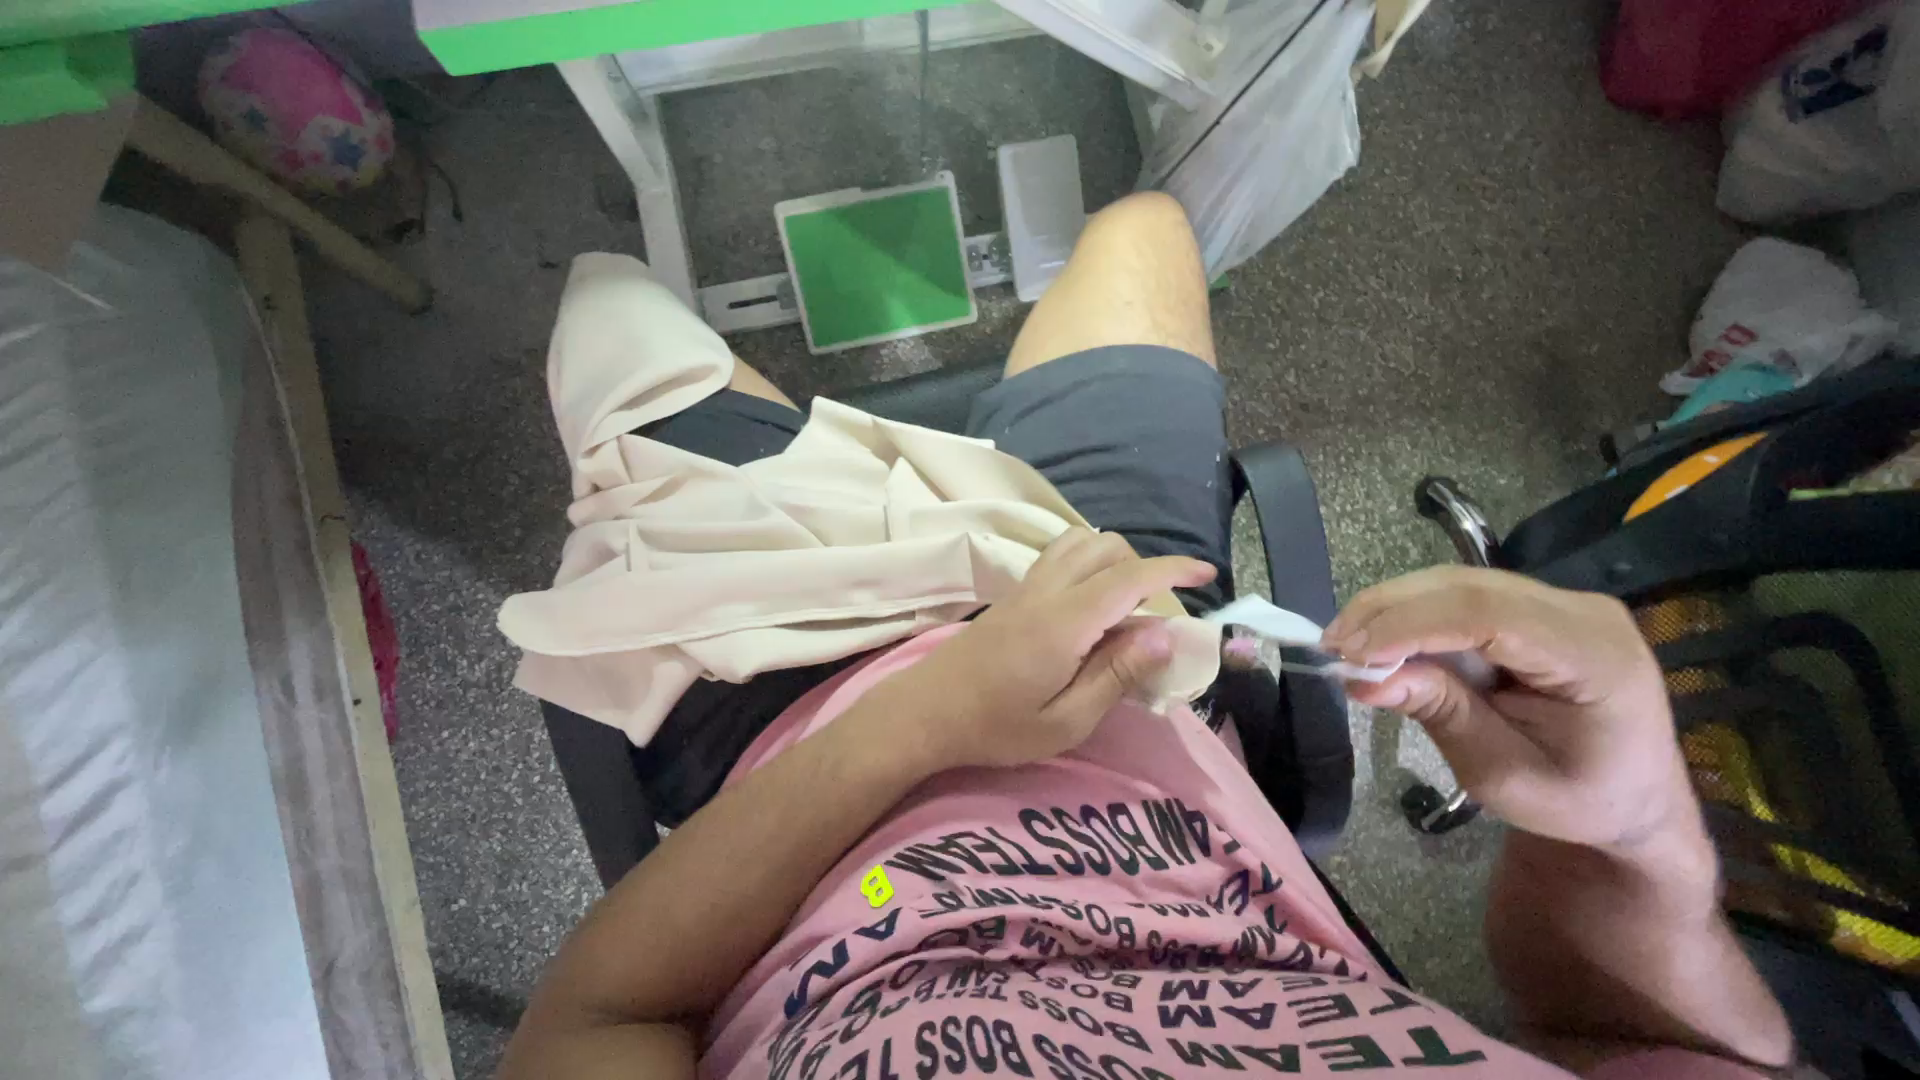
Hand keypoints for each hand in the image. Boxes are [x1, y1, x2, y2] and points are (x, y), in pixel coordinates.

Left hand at [874, 528, 1215, 770]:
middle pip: (1105, 547)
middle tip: (1157, 615)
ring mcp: (1024, 587)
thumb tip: (1164, 635)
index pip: (1129, 578)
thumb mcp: (1067, 721)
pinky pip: (1059, 557)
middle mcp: (1046, 591)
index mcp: (1064, 621)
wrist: (925, 713)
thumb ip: (1117, 675)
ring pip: (1079, 543)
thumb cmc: (997, 728)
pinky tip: (1090, 606)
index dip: (1173, 570)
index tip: (1208, 574)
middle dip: (1144, 566)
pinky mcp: (1012, 595)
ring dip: (1114, 560)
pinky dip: (1088, 564)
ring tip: (1126, 606)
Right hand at [1325, 567, 1698, 851]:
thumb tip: (1365, 680)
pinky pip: (1458, 594)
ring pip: (1454, 581)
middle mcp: (1581, 612)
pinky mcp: (1533, 605)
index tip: (1350, 653)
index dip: (1411, 625)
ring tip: (1344, 643)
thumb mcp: (1504, 774)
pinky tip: (1377, 637)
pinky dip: (1409, 613)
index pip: (1489, 615)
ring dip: (1390, 608)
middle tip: (1331, 645)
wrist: (1631, 798)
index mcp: (1595, 657)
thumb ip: (1443, 716)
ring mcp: (1559, 601)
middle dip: (1389, 610)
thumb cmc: (1575, 800)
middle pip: (1466, 586)